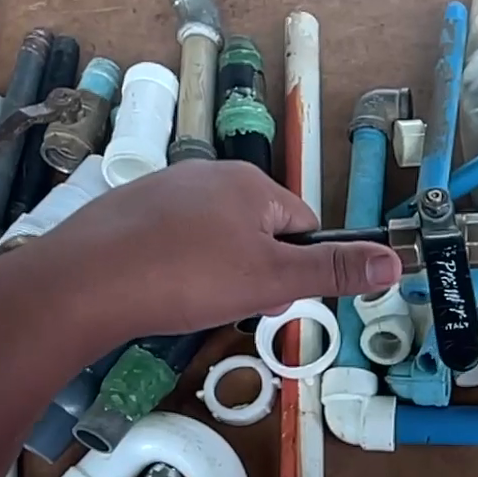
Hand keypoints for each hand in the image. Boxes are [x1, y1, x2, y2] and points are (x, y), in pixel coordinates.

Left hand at [0, 160, 400, 345]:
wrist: (82, 284)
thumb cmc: (189, 278)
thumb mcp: (274, 279)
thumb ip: (335, 270)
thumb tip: (395, 261)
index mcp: (252, 184)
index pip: (306, 224)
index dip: (299, 266)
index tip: (275, 296)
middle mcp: (211, 173)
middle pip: (262, 228)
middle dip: (259, 268)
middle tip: (234, 304)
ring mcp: (166, 187)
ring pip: (219, 234)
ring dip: (221, 268)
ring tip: (195, 299)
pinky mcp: (130, 207)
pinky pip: (178, 236)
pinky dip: (181, 261)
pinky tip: (162, 287)